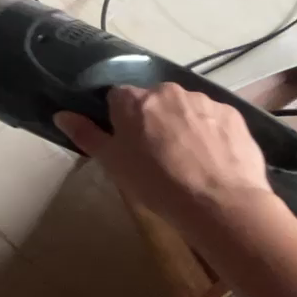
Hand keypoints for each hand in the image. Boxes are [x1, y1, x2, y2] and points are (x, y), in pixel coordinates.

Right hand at [53, 83, 282, 233]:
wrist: (221, 204)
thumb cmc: (156, 182)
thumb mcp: (112, 162)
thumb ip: (85, 134)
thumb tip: (61, 115)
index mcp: (133, 99)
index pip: (117, 98)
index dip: (120, 119)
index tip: (127, 142)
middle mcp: (167, 91)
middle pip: (154, 100)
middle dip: (153, 119)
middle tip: (157, 152)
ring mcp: (204, 101)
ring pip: (185, 108)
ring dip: (183, 124)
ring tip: (189, 158)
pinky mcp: (235, 116)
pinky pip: (215, 119)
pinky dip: (211, 133)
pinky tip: (213, 159)